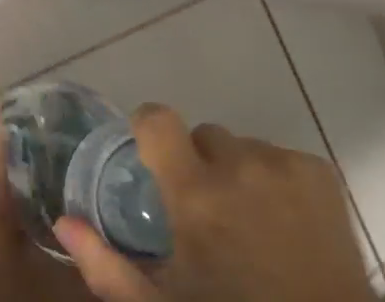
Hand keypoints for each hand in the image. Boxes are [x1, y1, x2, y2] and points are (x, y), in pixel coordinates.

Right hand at [53, 105, 375, 301]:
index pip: (158, 119)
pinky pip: (282, 157)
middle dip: (198, 164)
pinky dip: (275, 180)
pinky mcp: (320, 173)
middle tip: (204, 211)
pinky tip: (281, 223)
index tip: (148, 151)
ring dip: (238, 173)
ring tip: (247, 223)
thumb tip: (65, 223)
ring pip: (245, 147)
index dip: (147, 126)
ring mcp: (284, 166)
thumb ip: (106, 265)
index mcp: (195, 195)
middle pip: (205, 136)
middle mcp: (239, 166)